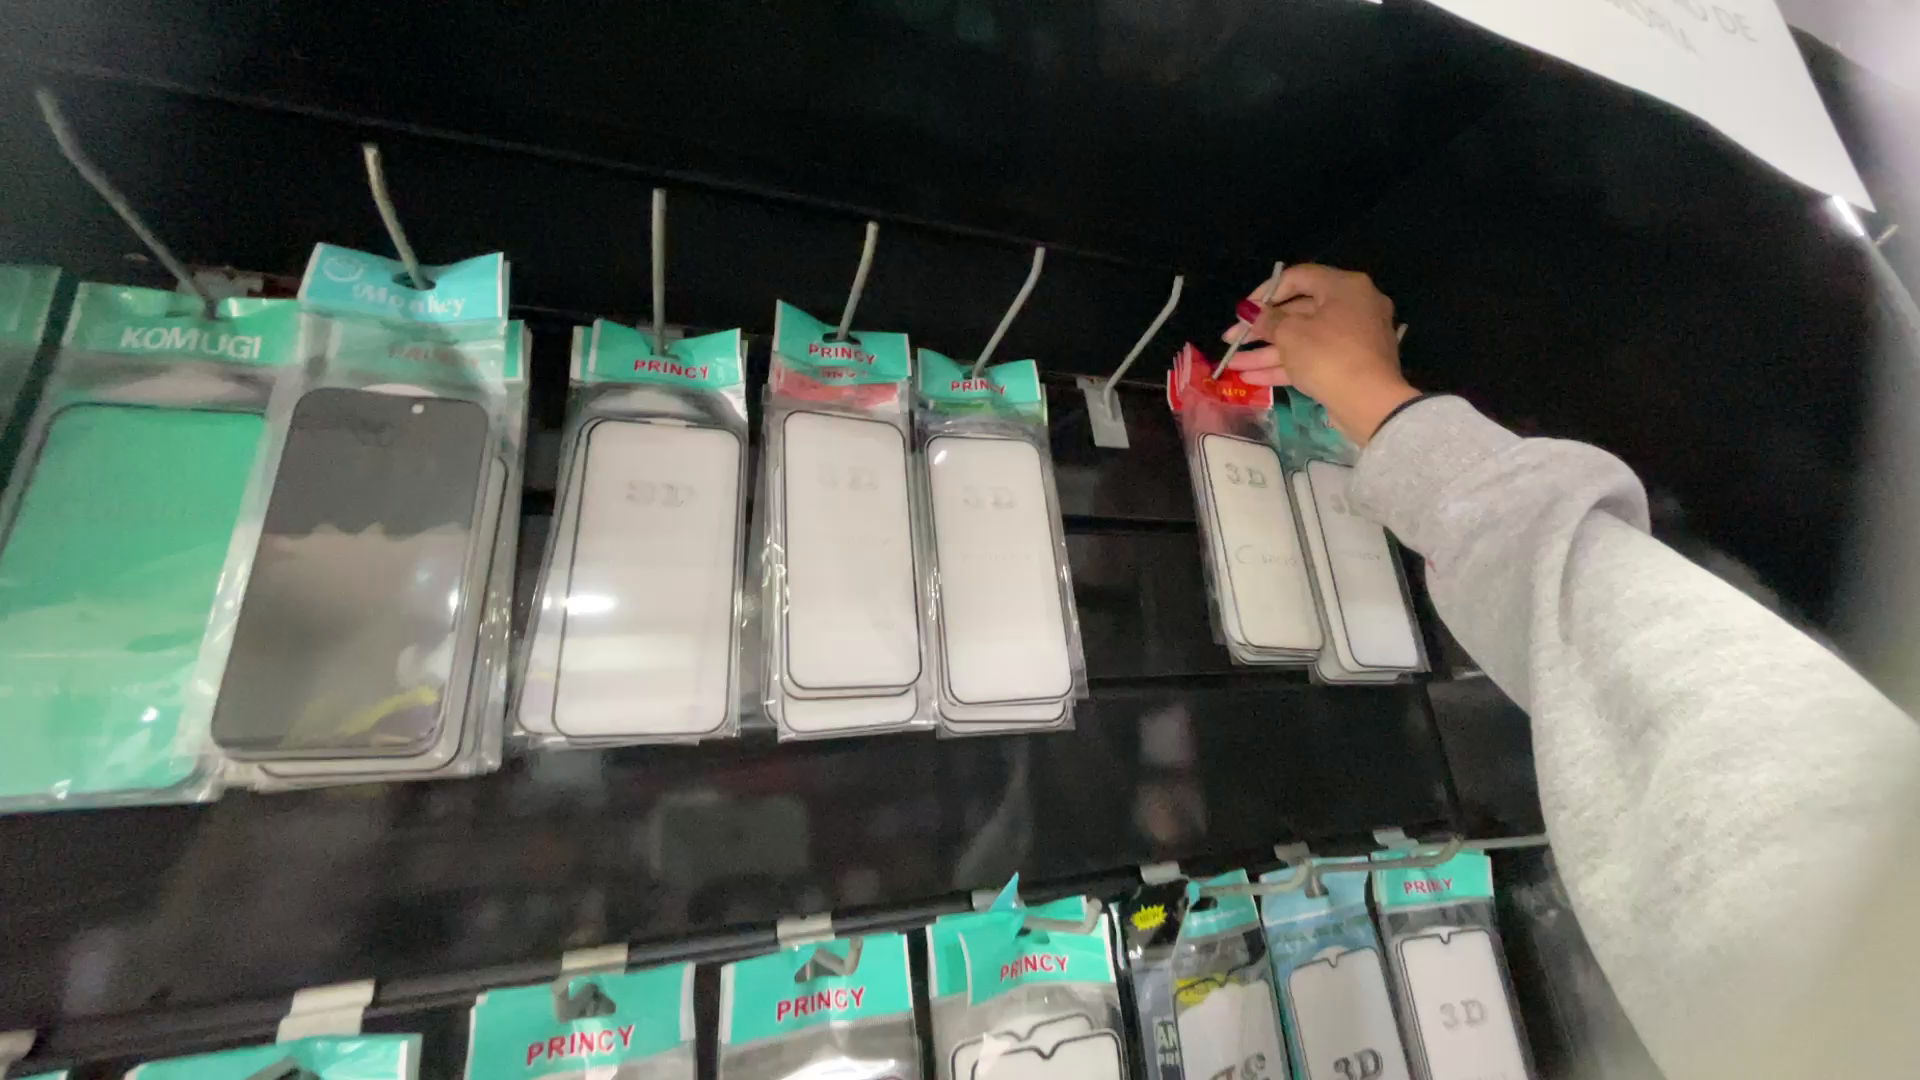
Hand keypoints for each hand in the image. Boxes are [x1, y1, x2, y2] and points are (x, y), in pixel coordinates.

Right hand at [1220, 264, 1418, 443]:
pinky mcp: (1347, 364)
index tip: (1243, 312)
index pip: (1298, 277)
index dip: (1265, 293)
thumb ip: (1266, 320)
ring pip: (1301, 340)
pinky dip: (1283, 366)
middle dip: (1259, 330)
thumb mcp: (1290, 334)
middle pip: (1297, 312)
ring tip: (1232, 365)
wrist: (1370, 402)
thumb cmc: (1328, 356)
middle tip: (1230, 341)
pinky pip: (1311, 358)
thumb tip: (1249, 311)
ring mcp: (1351, 338)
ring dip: (1264, 353)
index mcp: (1343, 287)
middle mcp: (1351, 306)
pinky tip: (1251, 378)